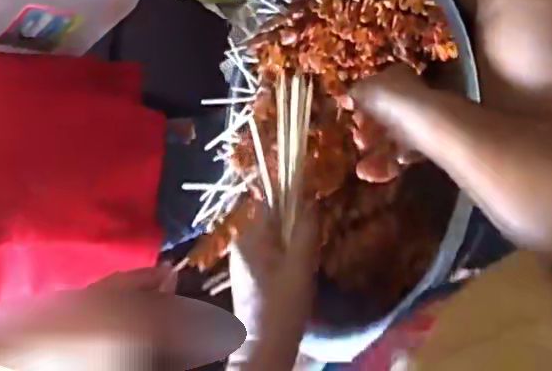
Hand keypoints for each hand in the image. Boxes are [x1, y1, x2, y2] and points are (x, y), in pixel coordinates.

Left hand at [226, 204, 316, 370]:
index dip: (292, 200)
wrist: (263, 353)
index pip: (270, 202)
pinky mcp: (246, 276)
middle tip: (312, 239)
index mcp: (248, 234)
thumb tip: (311, 198)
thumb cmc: (281, 307)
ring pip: (270, 238)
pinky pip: (266, 254)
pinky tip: (293, 275)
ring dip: (288, 242)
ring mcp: (241, 260)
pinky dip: (281, 257)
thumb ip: (306, 230)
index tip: (310, 207)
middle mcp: (240, 241)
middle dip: (292, 225)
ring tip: (305, 258)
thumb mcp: (300, 266)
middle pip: (270, 220)